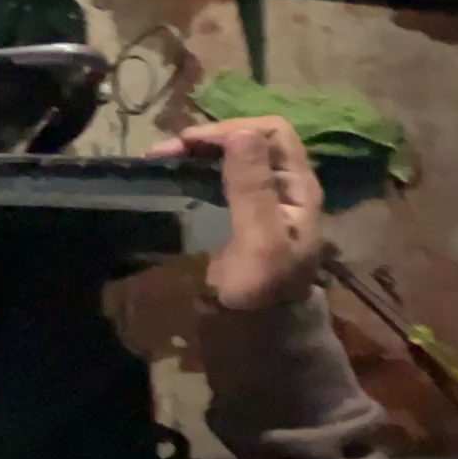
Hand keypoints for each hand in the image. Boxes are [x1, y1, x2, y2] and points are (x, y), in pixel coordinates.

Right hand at [149, 116, 323, 309]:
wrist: (259, 328)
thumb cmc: (261, 285)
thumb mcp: (259, 237)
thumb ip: (252, 187)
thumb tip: (240, 132)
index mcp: (297, 187)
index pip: (271, 132)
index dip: (231, 129)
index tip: (188, 144)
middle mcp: (282, 185)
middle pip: (249, 140)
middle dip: (207, 138)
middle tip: (162, 153)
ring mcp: (260, 199)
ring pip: (231, 157)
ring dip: (196, 153)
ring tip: (160, 161)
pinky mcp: (238, 213)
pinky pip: (218, 177)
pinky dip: (194, 170)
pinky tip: (172, 176)